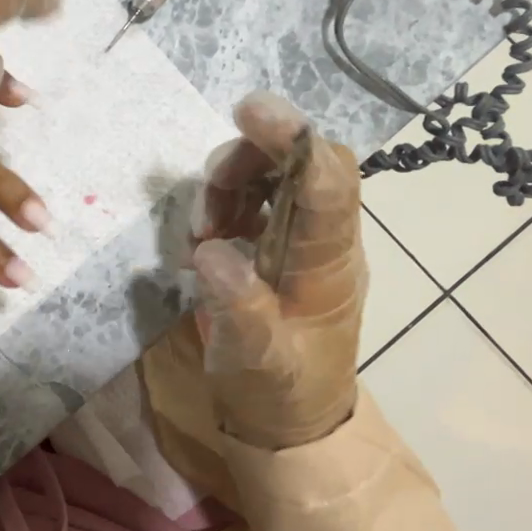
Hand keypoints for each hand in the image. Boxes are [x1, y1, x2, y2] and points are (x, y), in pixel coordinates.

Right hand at [187, 93, 366, 450]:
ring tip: (202, 227)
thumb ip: (240, 308)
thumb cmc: (277, 391)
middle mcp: (320, 240)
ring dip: (231, 182)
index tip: (252, 110)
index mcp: (329, 264)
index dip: (295, 141)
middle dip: (255, 154)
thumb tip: (214, 250)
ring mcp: (294, 240)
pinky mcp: (269, 245)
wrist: (284, 420)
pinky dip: (221, 203)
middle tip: (212, 183)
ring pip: (271, 177)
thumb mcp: (257, 360)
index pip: (327, 186)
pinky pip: (249, 200)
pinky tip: (203, 238)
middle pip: (302, 164)